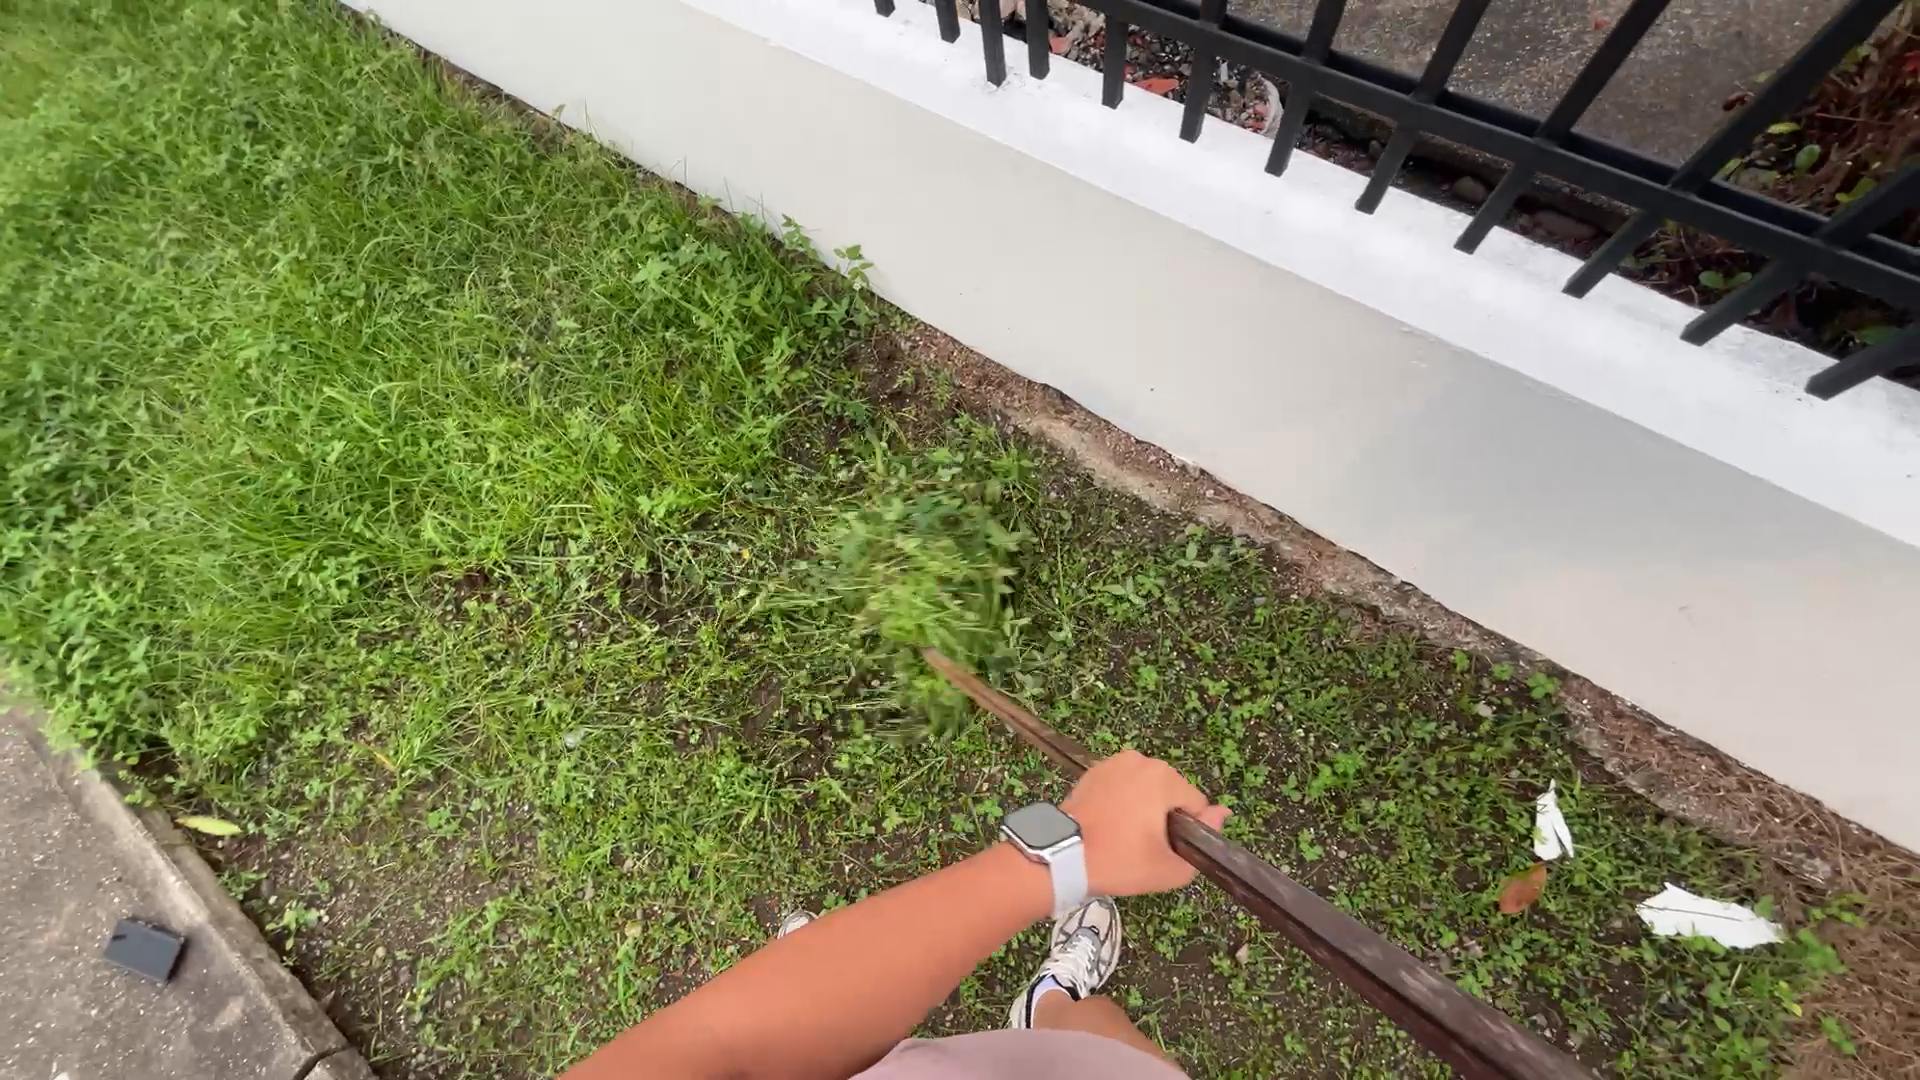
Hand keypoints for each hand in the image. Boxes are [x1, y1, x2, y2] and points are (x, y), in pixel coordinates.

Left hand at [1060, 749, 1229, 897]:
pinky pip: (1123, 785)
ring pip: (1146, 787)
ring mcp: (1114, 762)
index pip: (1195, 803)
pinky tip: (1112, 823)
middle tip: (1146, 845)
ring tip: (1127, 835)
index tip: (1168, 849)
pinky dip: (1123, 800)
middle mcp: (1140, 760)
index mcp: (1163, 777)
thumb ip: (1205, 838)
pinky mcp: (1094, 770)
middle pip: (1171, 791)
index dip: (1189, 831)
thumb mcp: (1171, 865)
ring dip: (1144, 806)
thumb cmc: (1121, 860)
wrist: (1064, 855)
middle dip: (1166, 815)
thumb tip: (1223, 812)